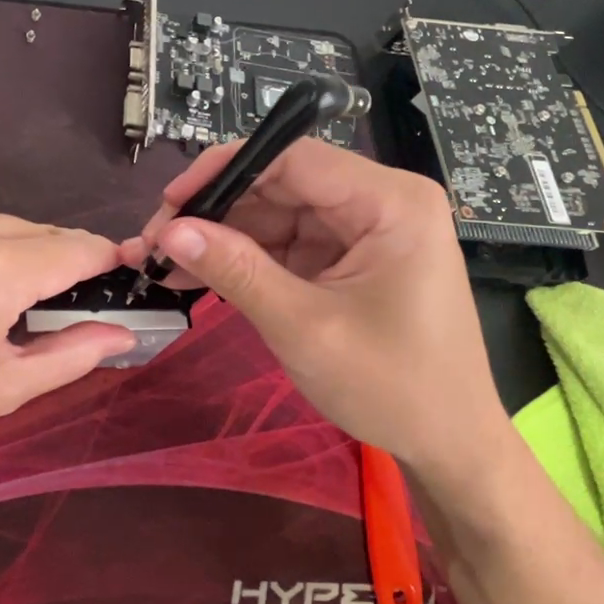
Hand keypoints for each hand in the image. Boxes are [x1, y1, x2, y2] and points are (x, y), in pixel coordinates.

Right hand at [121, 139, 510, 488]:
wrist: (448, 445)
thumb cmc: (392, 387)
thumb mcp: (305, 327)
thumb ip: (236, 271)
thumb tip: (169, 232)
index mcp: (390, 203)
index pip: (292, 158)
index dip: (224, 170)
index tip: (169, 202)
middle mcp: (378, 202)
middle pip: (278, 183)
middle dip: (214, 210)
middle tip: (155, 241)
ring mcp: (360, 230)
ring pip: (272, 213)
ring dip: (219, 237)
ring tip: (160, 261)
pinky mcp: (345, 257)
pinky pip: (282, 242)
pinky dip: (239, 258)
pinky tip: (192, 273)